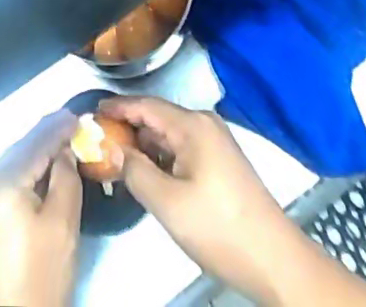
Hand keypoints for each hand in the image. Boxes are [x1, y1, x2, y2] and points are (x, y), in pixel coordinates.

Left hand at [0, 111, 82, 306]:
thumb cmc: (34, 276)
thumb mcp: (61, 227)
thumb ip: (66, 179)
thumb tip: (65, 152)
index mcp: (1, 175)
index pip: (37, 140)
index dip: (60, 126)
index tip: (81, 115)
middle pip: (23, 147)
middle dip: (50, 137)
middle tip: (76, 127)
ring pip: (16, 162)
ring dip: (40, 153)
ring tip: (65, 143)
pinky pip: (9, 178)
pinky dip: (29, 172)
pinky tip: (45, 171)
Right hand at [100, 96, 365, 306]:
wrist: (276, 261)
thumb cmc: (219, 227)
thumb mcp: (167, 202)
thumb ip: (134, 169)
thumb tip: (111, 146)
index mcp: (192, 125)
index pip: (144, 104)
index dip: (115, 107)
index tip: (88, 113)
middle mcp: (204, 124)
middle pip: (156, 116)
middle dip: (126, 127)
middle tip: (95, 139)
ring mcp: (215, 142)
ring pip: (168, 134)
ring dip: (143, 144)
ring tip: (113, 156)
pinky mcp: (221, 161)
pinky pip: (181, 147)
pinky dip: (160, 155)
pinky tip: (145, 171)